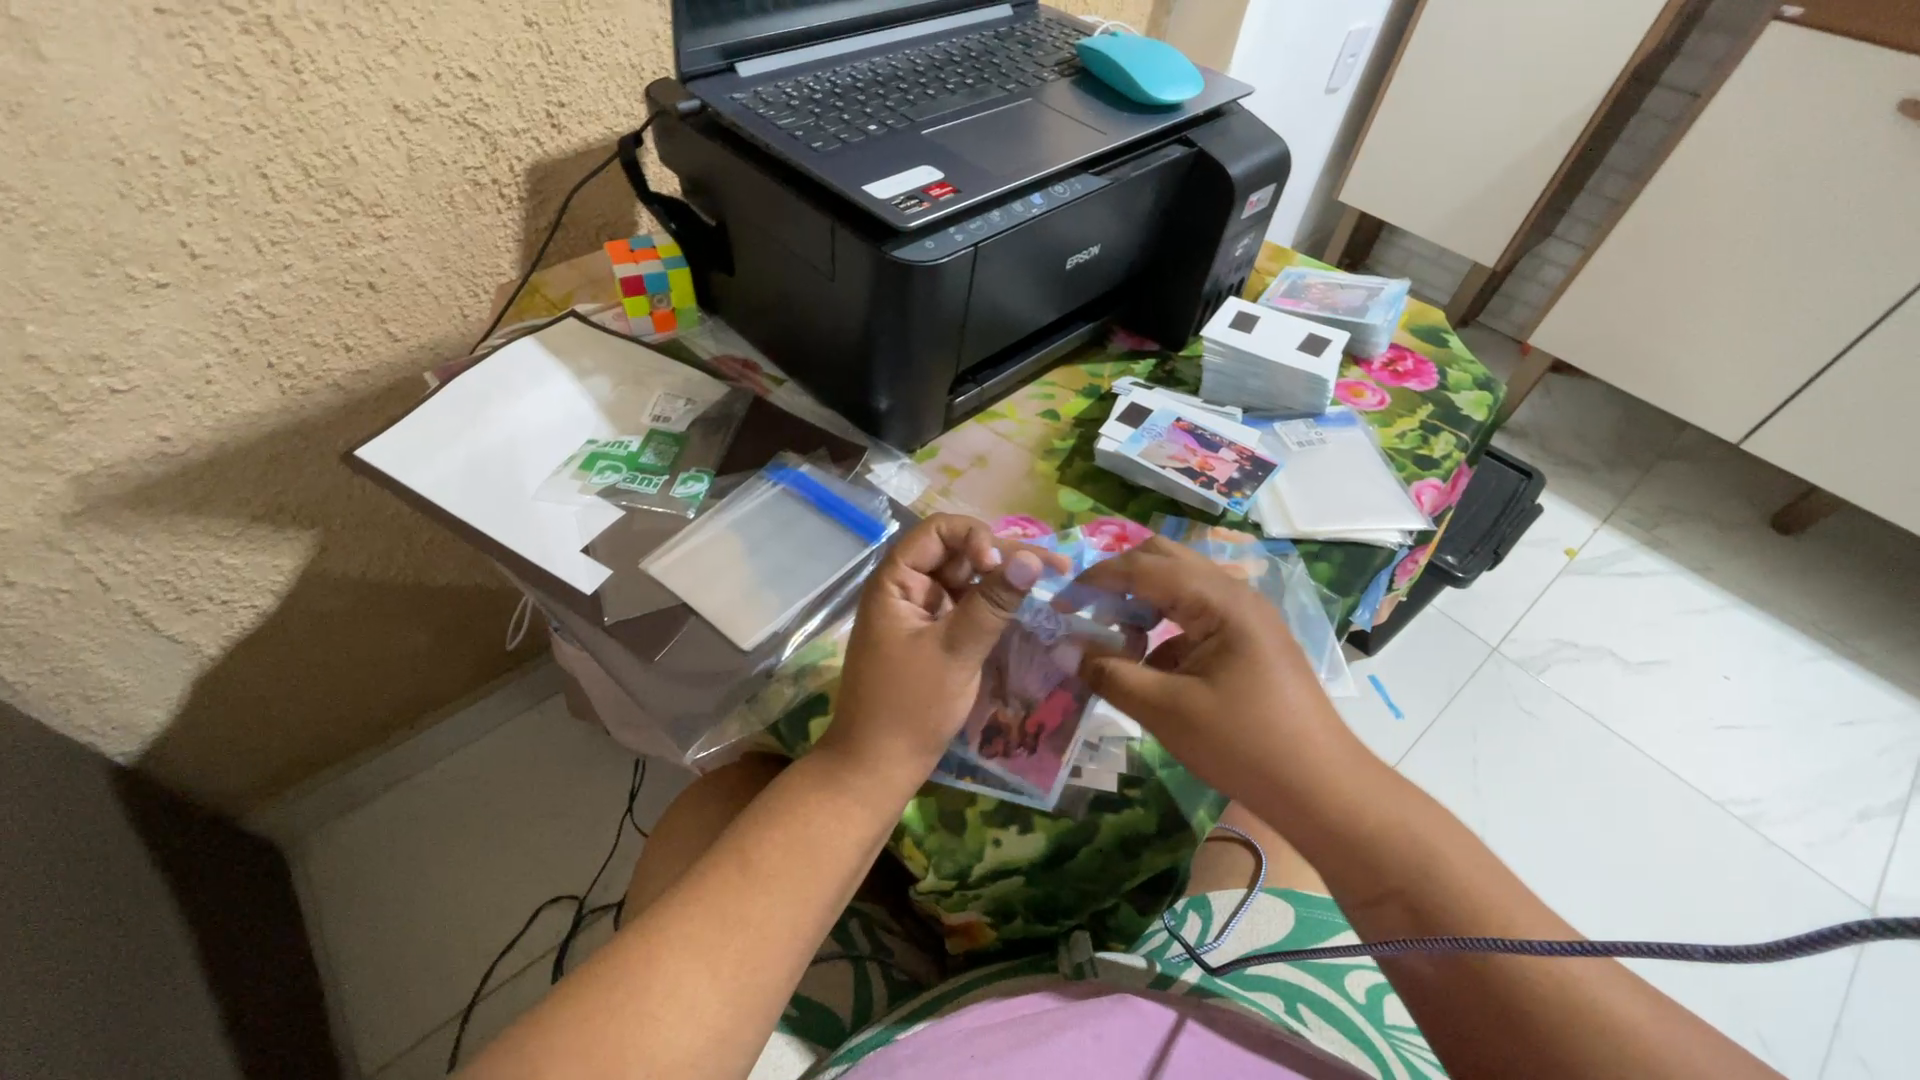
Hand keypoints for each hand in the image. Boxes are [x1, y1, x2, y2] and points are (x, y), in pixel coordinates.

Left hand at [822, 515, 1066, 780]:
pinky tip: (1028, 604)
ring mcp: (921, 613)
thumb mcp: (956, 651)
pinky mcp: (935, 637)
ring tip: (1055, 578)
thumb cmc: (909, 707)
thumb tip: (1032, 559)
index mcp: (895, 582)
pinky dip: (994, 604)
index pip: (938, 531)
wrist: (877, 766)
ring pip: (967, 580)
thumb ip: (993, 603)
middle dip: (1003, 556)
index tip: (999, 566)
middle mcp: (907, 589)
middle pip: (958, 552)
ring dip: (1004, 579)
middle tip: (1056, 568)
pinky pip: (967, 607)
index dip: (975, 537)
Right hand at [1072, 538, 1364, 794]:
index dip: (1096, 580)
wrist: (1320, 788)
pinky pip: (1196, 616)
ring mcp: (1246, 617)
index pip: (1145, 566)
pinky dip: (1164, 629)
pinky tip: (1148, 666)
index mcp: (1220, 600)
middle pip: (1166, 560)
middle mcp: (1235, 594)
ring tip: (1111, 639)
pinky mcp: (1249, 641)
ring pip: (1181, 587)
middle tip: (1083, 611)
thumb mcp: (1165, 711)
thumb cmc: (1243, 744)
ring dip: (1142, 602)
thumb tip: (1067, 650)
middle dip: (1119, 579)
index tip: (1058, 603)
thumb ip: (1110, 673)